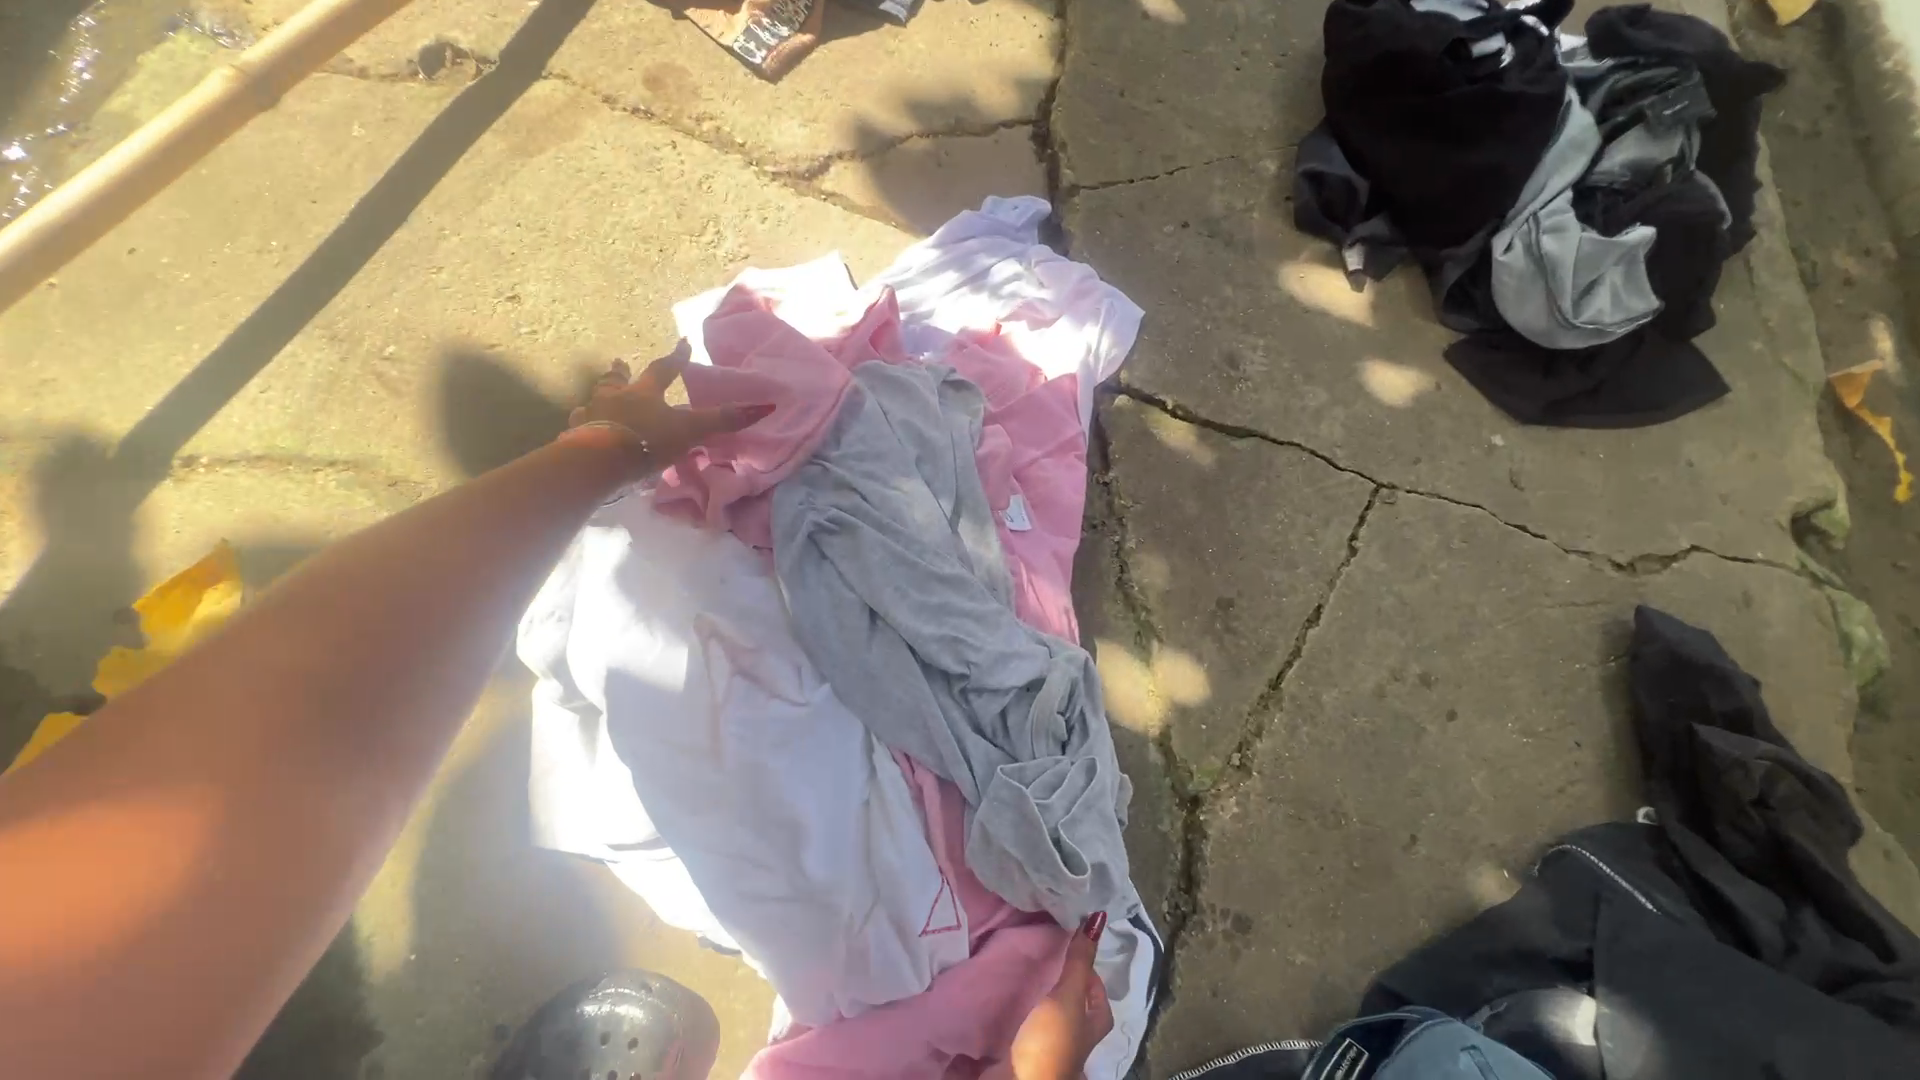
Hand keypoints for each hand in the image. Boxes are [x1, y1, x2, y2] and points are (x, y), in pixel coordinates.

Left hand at [565, 340, 771, 475]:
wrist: (600, 461)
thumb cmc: (648, 440)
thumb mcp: (691, 429)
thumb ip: (723, 420)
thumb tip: (766, 406)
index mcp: (645, 393)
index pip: (665, 370)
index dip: (677, 358)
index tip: (683, 344)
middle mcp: (616, 397)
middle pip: (618, 380)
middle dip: (622, 372)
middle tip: (619, 362)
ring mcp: (591, 415)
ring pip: (595, 400)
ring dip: (599, 397)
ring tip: (595, 398)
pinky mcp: (575, 436)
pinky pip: (577, 427)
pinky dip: (581, 425)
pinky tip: (578, 429)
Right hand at [1002, 912, 1112, 1079]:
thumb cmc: (1053, 1039)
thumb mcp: (1069, 995)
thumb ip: (1079, 960)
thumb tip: (1099, 917)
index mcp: (1095, 1024)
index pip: (1098, 990)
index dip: (1087, 969)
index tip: (1069, 948)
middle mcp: (1078, 1035)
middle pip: (1074, 1001)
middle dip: (1060, 980)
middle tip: (1043, 955)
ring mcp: (1053, 1044)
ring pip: (1051, 1012)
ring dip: (1040, 995)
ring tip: (1025, 972)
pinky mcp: (1029, 1050)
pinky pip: (1029, 1023)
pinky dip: (1022, 1010)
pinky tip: (1009, 998)